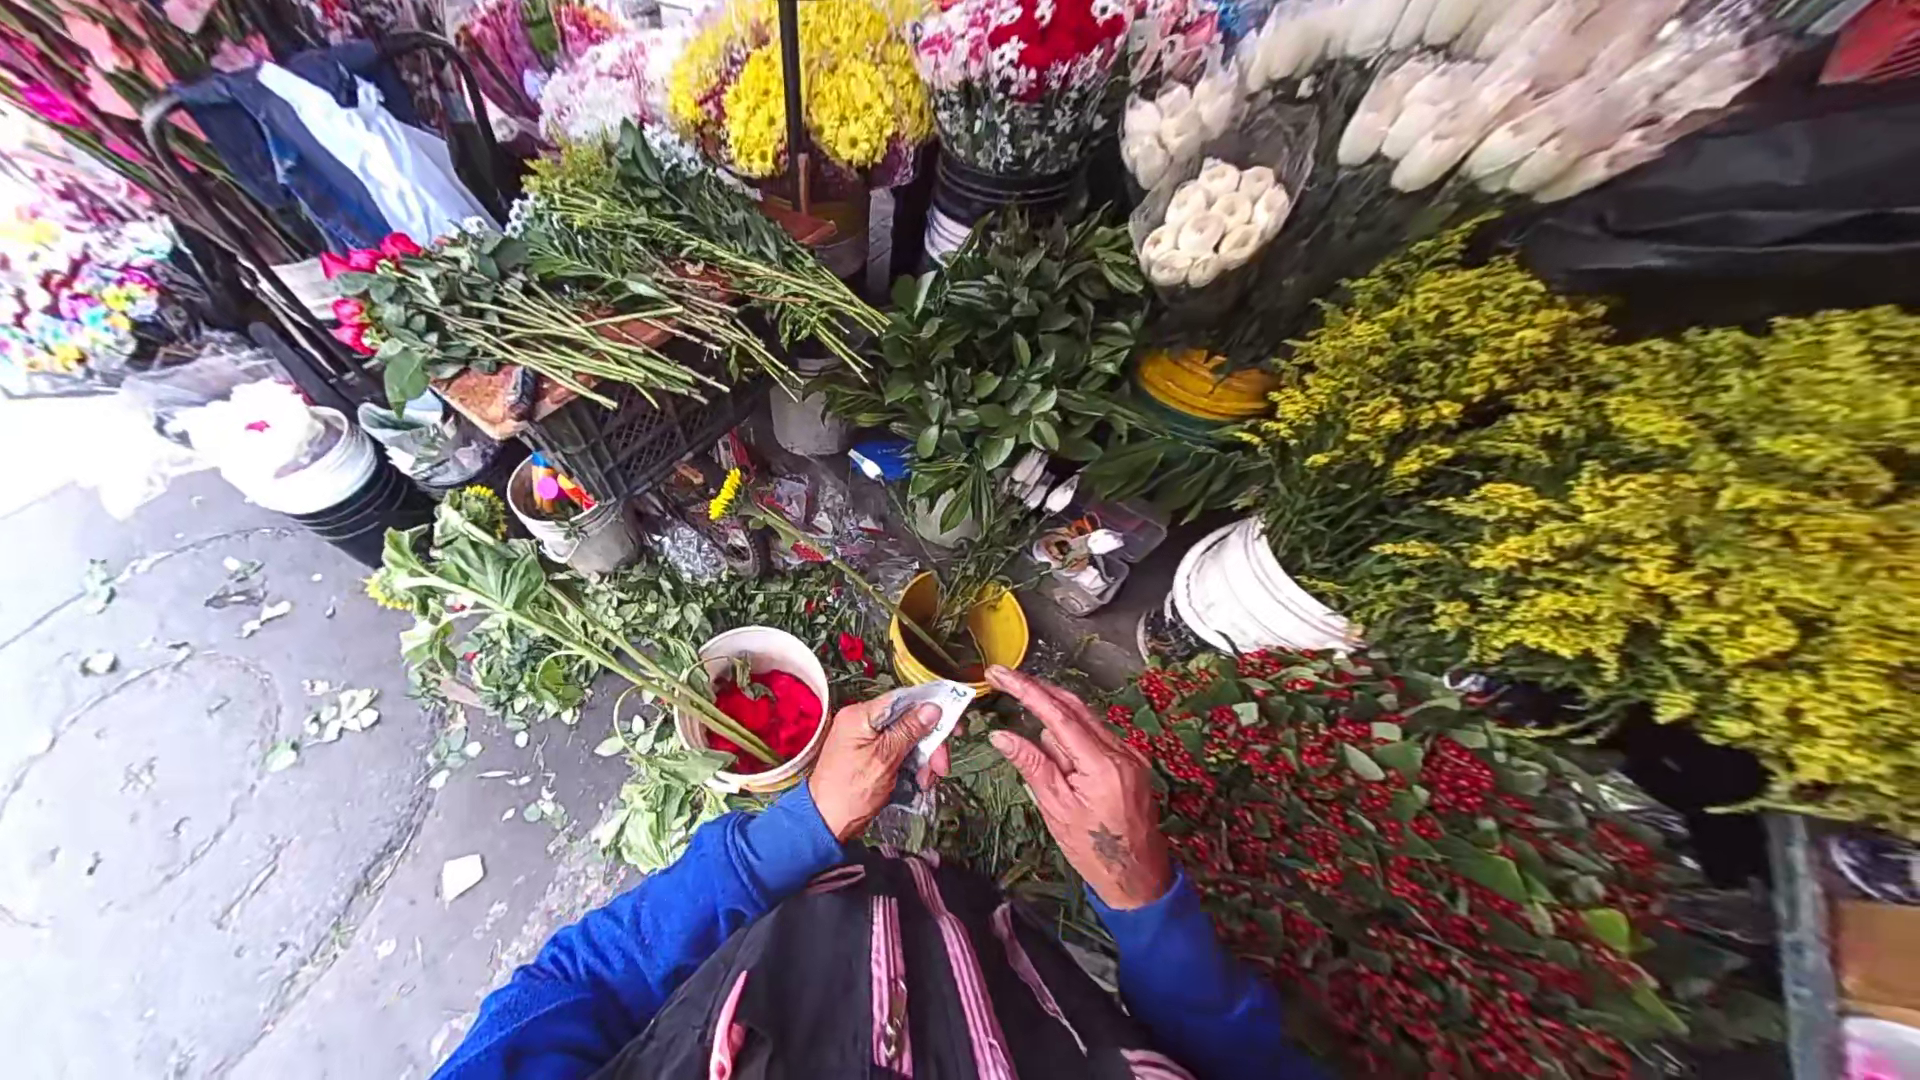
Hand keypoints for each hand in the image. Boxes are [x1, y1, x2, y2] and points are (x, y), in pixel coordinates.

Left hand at [808, 692, 948, 842]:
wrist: (825, 826)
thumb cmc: (850, 793)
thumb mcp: (885, 759)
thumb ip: (908, 731)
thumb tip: (931, 707)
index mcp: (860, 715)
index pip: (902, 699)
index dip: (930, 707)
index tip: (952, 719)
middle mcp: (862, 721)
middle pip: (908, 720)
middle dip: (929, 742)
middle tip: (941, 765)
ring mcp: (865, 739)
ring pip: (906, 738)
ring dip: (923, 758)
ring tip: (928, 780)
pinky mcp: (869, 755)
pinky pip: (898, 751)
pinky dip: (912, 765)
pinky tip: (919, 781)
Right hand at [986, 665, 1173, 909]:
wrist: (1139, 880)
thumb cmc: (1094, 852)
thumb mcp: (1056, 809)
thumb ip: (1032, 765)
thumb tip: (1002, 735)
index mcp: (1101, 764)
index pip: (1058, 715)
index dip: (1026, 690)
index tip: (1001, 675)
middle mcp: (1121, 750)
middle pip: (1073, 705)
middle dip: (1038, 691)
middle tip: (1005, 680)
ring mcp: (1130, 753)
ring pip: (1084, 719)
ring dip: (1055, 723)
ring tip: (1050, 768)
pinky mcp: (1130, 760)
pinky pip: (1095, 735)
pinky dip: (1072, 738)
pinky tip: (1063, 765)